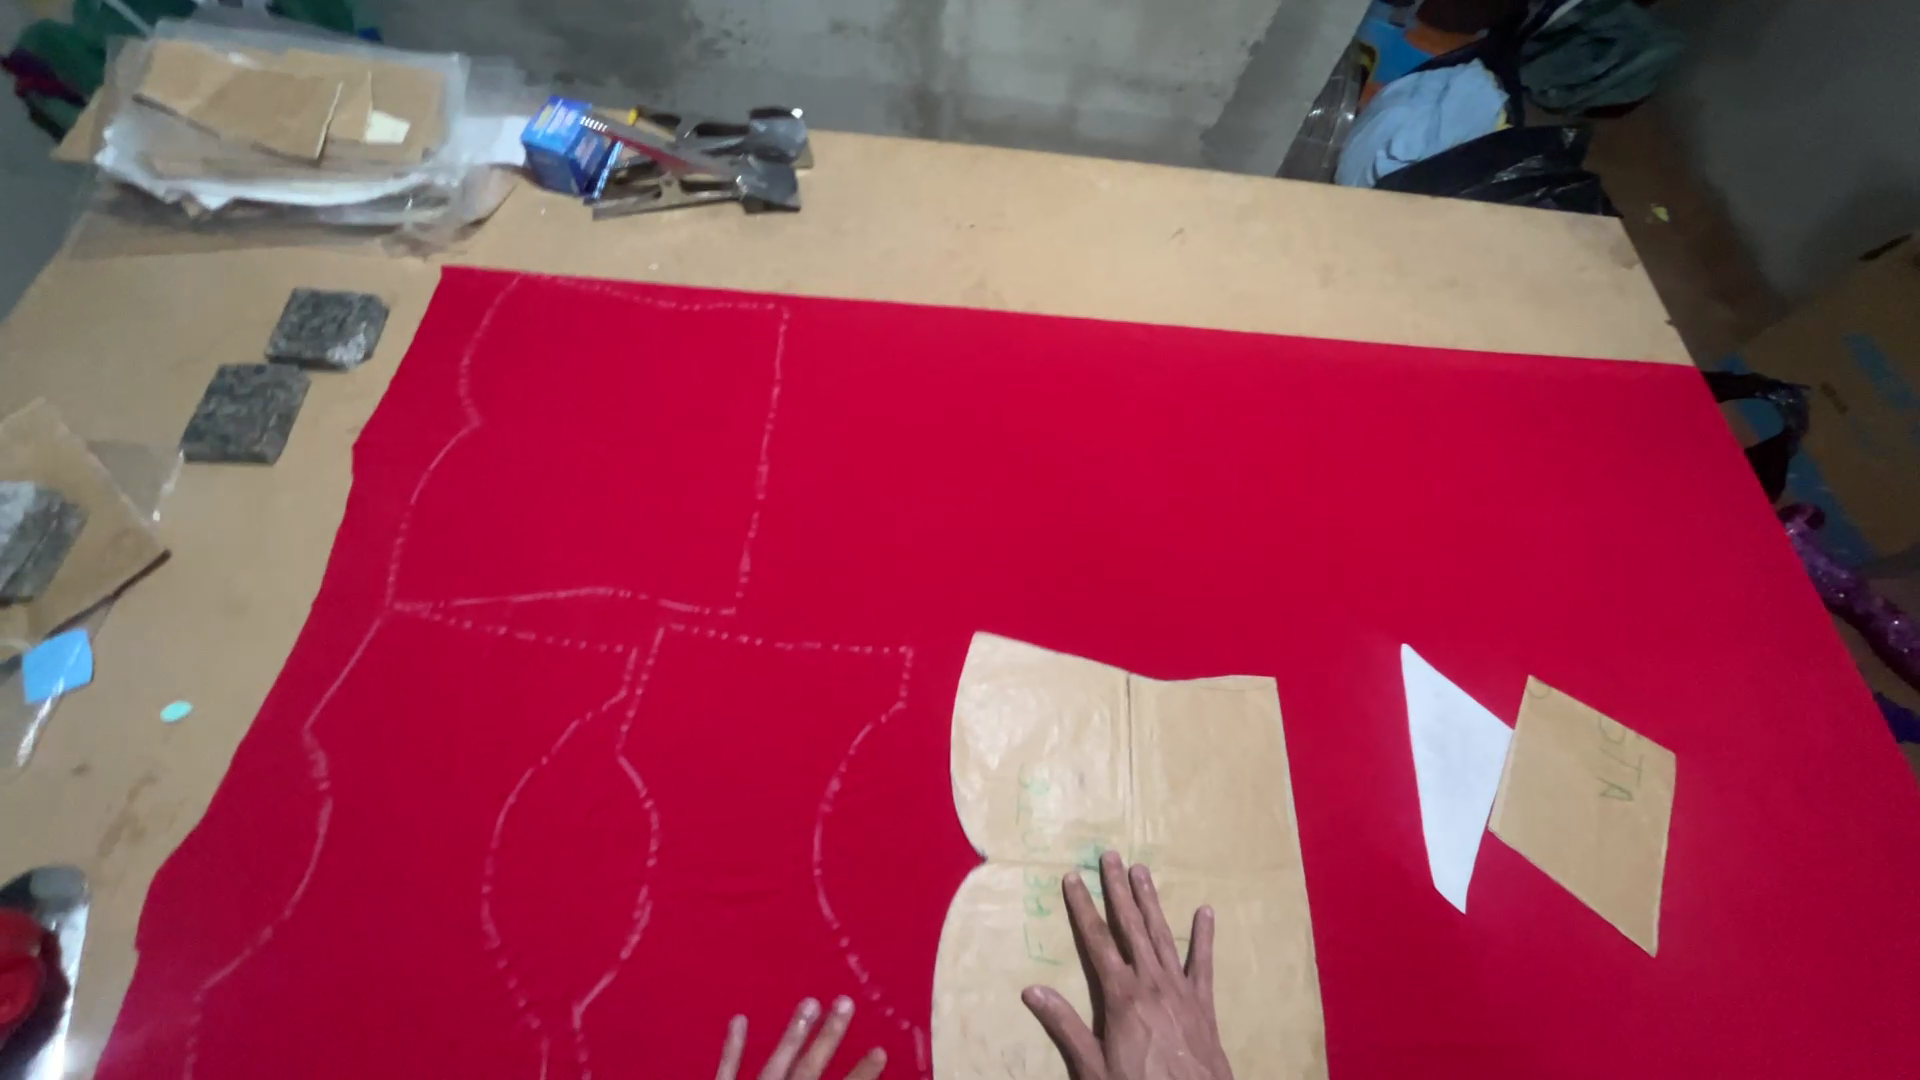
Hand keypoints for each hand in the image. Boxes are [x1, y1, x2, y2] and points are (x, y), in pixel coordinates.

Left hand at [713, 996, 886, 1079]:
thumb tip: (853, 1076)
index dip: (862, 1074)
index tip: (880, 1049)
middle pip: (809, 1069)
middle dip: (830, 1035)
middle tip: (846, 1001)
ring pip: (775, 1065)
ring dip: (793, 1034)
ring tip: (808, 1002)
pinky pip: (726, 1073)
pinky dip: (733, 1048)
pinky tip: (739, 1019)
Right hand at [1021, 851, 1232, 1079]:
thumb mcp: (1094, 1070)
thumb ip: (1065, 1026)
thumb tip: (1030, 990)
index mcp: (1121, 996)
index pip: (1097, 940)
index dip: (1083, 907)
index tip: (1073, 877)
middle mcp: (1151, 982)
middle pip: (1130, 926)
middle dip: (1118, 889)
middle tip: (1111, 856)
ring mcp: (1180, 989)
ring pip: (1162, 934)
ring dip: (1151, 900)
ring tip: (1142, 870)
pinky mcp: (1204, 1003)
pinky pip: (1204, 963)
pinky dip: (1204, 936)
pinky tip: (1206, 911)